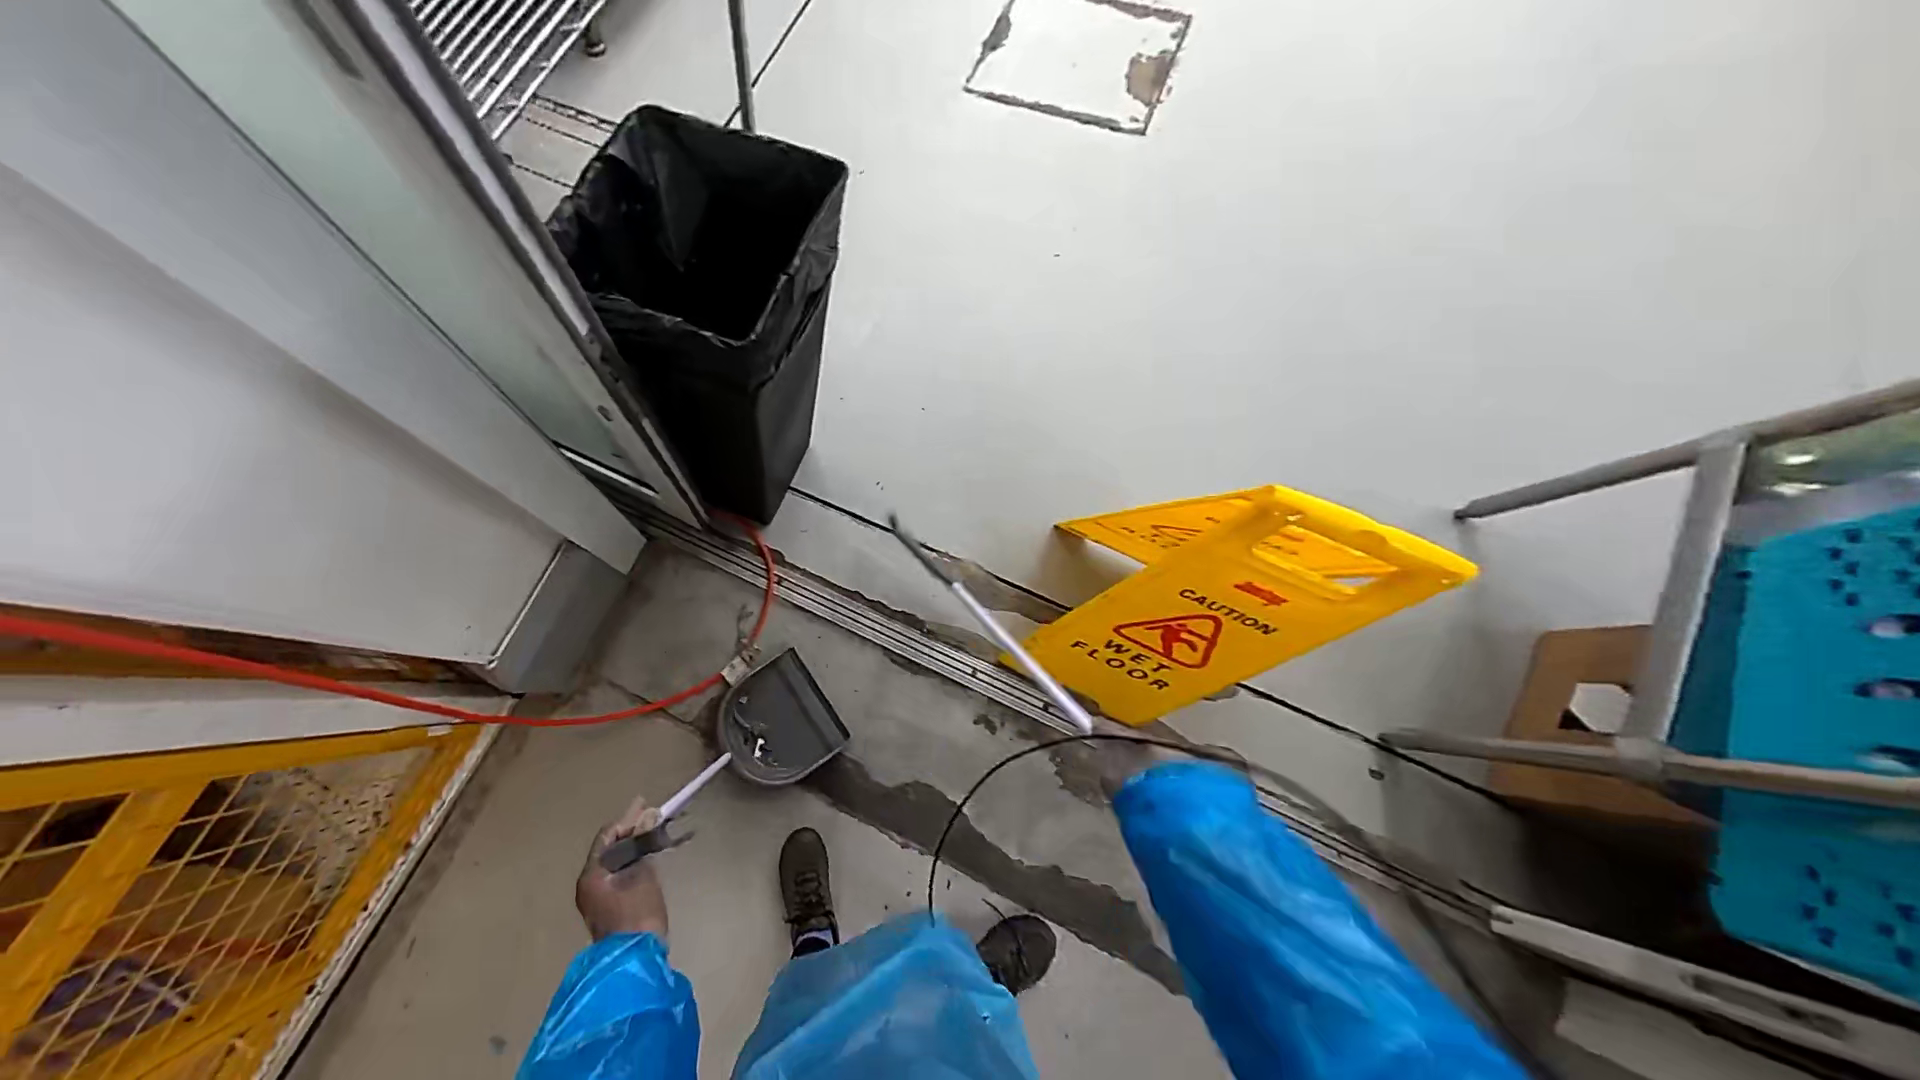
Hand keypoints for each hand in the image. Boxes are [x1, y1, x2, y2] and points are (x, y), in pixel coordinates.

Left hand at [575, 793, 669, 942]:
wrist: (634, 958)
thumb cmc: (637, 912)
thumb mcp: (643, 873)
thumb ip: (642, 844)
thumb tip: (648, 815)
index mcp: (592, 874)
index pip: (607, 836)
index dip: (627, 819)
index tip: (645, 804)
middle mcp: (587, 885)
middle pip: (608, 849)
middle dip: (629, 832)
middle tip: (651, 817)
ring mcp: (595, 900)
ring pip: (613, 863)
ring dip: (631, 847)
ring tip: (651, 833)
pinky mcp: (606, 909)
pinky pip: (616, 875)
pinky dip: (630, 862)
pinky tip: (645, 858)